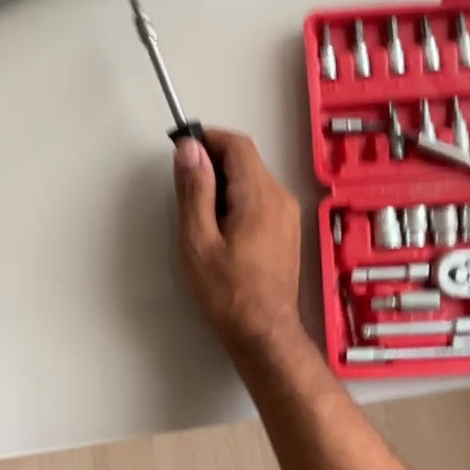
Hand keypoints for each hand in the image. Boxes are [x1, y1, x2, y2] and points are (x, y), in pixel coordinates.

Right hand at [173, 130, 303, 350]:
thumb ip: (194, 189)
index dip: (207, 138)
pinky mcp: (286, 230)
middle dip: (212, 162)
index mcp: (259, 195)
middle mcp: (280, 197)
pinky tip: (219, 227)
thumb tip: (190, 148)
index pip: (237, 144)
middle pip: (245, 159)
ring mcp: (287, 214)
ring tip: (198, 214)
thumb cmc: (226, 291)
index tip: (181, 149)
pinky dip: (236, 199)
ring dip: (223, 182)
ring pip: (252, 178)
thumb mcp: (198, 239)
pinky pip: (260, 198)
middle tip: (184, 187)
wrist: (264, 331)